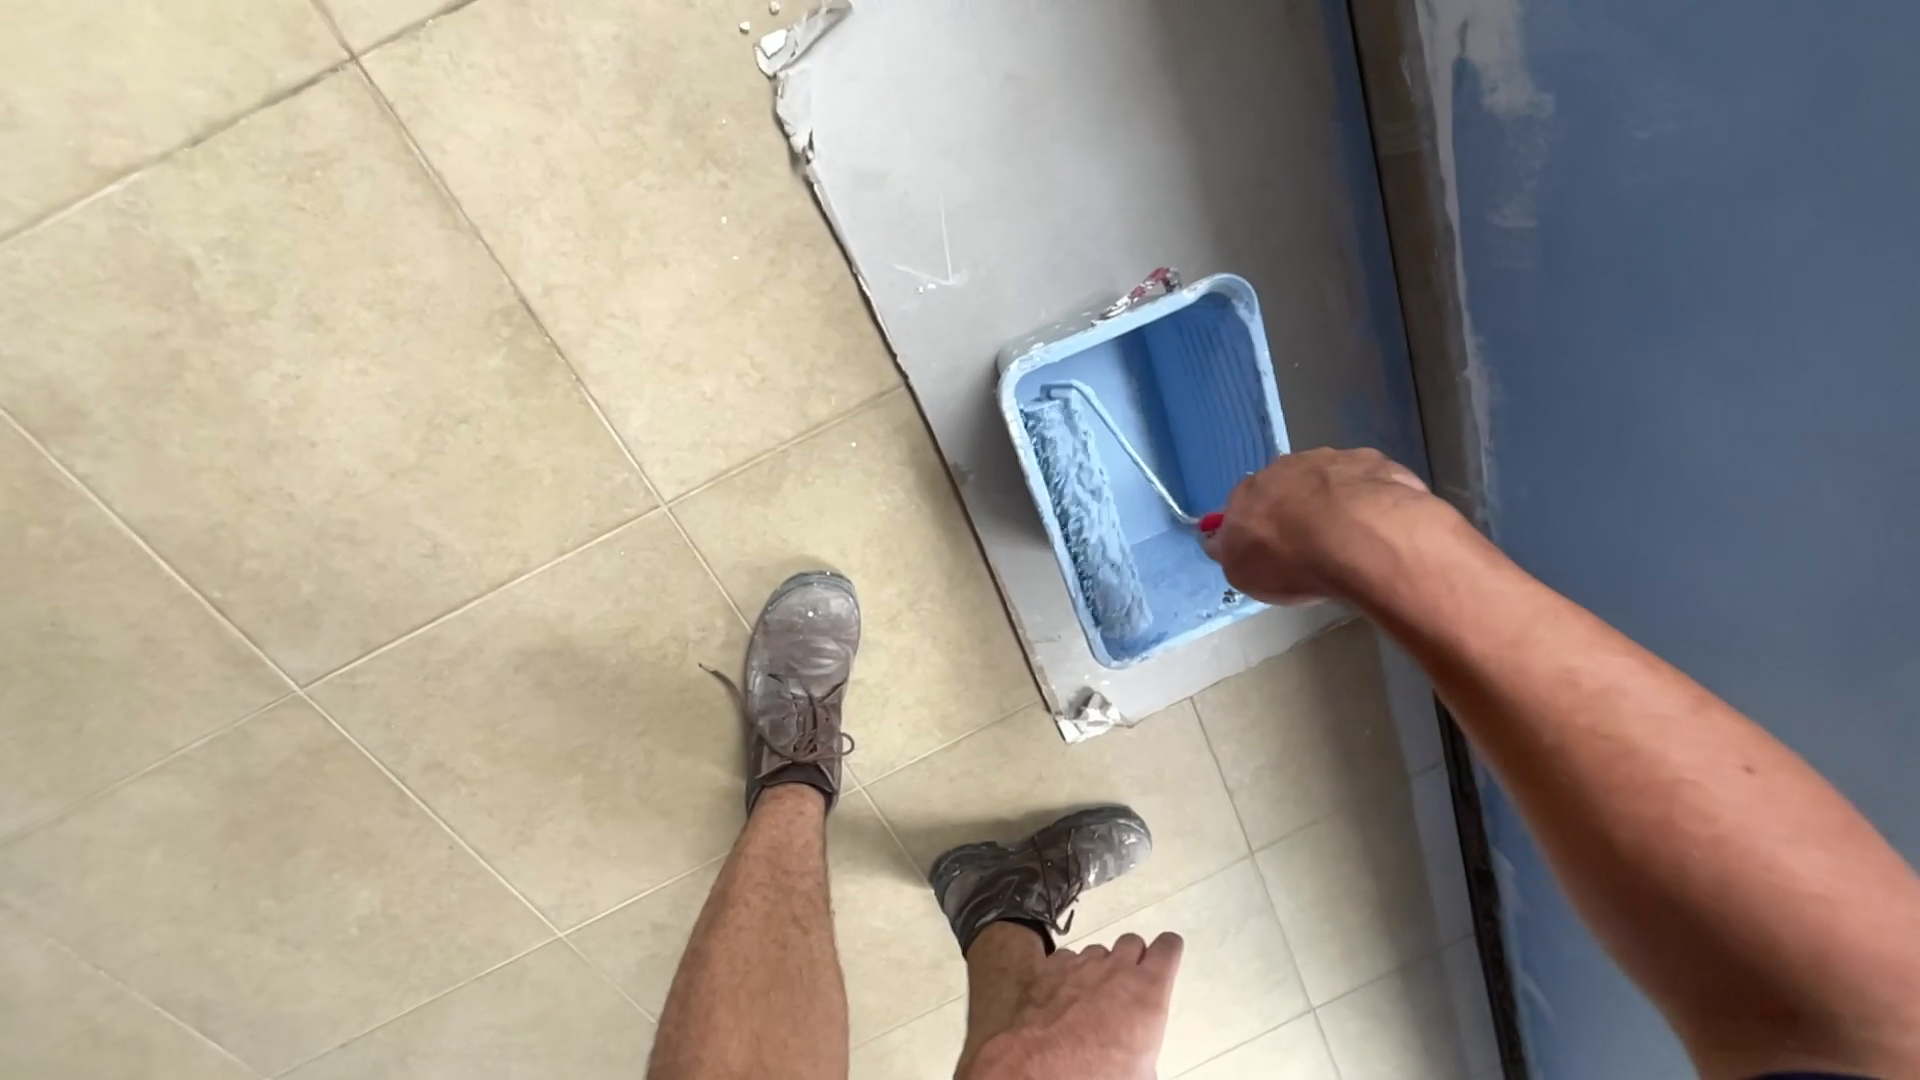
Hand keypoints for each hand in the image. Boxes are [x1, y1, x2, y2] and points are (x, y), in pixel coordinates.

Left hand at [962, 933, 1183, 1079]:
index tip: (1168, 952)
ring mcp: (1082, 963)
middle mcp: (1117, 969)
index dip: (1169, 950)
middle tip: (1129, 982)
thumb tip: (1140, 1061)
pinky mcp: (1052, 966)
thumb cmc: (1100, 1075)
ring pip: (1099, 951)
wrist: (1042, 1069)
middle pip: (1132, 942)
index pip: (1168, 950)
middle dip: (1133, 958)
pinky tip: (1064, 995)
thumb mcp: (1141, 1074)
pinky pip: (1068, 959)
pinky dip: (1070, 972)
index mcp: (1147, 993)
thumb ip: (1145, 1053)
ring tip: (1094, 995)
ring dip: (1101, 967)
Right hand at [1203, 448, 1440, 604]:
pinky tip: (1380, 525)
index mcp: (1247, 492)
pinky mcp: (1376, 463)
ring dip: (1333, 501)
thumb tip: (1221, 542)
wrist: (1360, 540)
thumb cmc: (1291, 561)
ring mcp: (1333, 460)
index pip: (1243, 504)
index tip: (1269, 549)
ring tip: (1350, 538)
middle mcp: (1285, 467)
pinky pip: (1369, 480)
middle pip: (1286, 486)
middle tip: (1310, 544)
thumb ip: (1231, 552)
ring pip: (1327, 479)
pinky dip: (1371, 498)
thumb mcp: (1243, 573)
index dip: (1256, 526)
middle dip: (1295, 509)